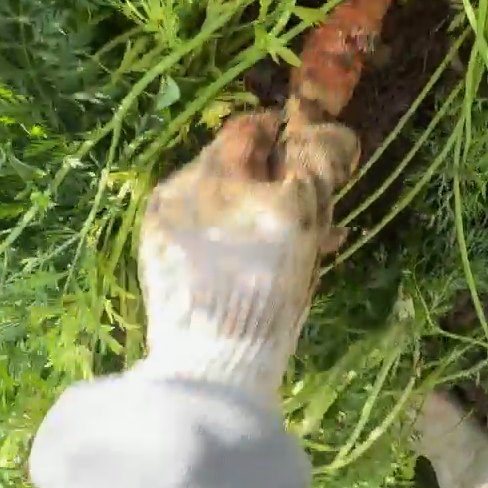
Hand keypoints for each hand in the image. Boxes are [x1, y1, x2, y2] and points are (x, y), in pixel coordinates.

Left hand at [137, 111, 358, 398]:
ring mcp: (165, 225)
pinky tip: (263, 261)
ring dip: (259, 208)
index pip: (247, 128)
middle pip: (235, 165)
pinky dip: (234, 234)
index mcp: (211, 173)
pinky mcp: (160, 257)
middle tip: (310, 204)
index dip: (281, 131)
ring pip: (223, 199)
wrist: (214, 359)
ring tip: (296, 243)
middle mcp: (179, 190)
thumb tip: (326, 134)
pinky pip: (205, 229)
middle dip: (274, 178)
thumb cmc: (265, 280)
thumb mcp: (302, 213)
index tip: (306, 146)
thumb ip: (314, 163)